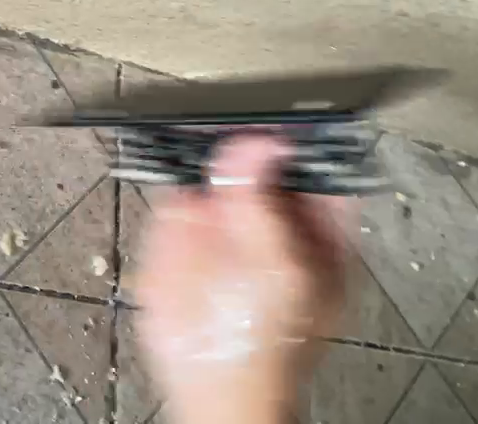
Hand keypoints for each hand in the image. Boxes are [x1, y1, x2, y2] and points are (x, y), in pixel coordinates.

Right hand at [136, 133, 353, 423]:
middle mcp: (271, 211)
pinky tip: (159, 136)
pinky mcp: (180, 217)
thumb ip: (264, 206)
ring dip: (199, 133)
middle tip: (225, 103)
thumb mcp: (281, 273)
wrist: (204, 374)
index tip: (283, 105)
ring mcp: (224, 212)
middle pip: (260, 152)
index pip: (318, 167)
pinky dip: (163, 151)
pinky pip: (172, 173)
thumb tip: (260, 143)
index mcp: (315, 227)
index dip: (306, 134)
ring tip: (189, 110)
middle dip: (243, 125)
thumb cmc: (266, 342)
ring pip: (214, 157)